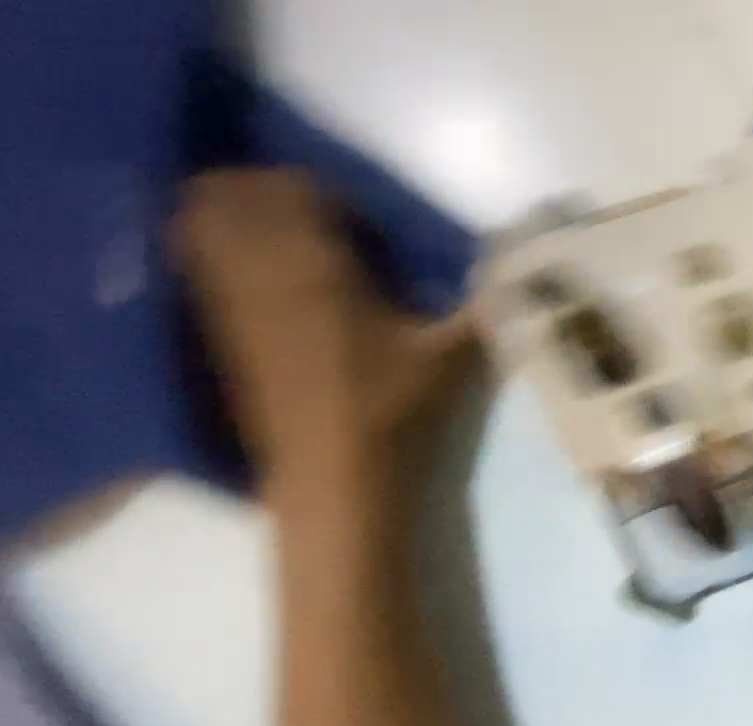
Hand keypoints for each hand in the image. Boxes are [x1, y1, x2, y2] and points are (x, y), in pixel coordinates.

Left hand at [172, 169, 473, 488]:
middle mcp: (262, 266)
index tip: (364, 226)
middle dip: (275, 195)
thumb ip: (478, 314)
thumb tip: (514, 285)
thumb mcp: (450, 359)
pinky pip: (198, 260)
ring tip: (290, 243)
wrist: (333, 467)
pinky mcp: (218, 324)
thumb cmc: (393, 406)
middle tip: (321, 223)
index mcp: (319, 264)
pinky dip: (223, 249)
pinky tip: (269, 276)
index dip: (330, 197)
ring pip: (204, 220)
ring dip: (241, 216)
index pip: (299, 191)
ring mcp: (229, 294)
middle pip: (236, 193)